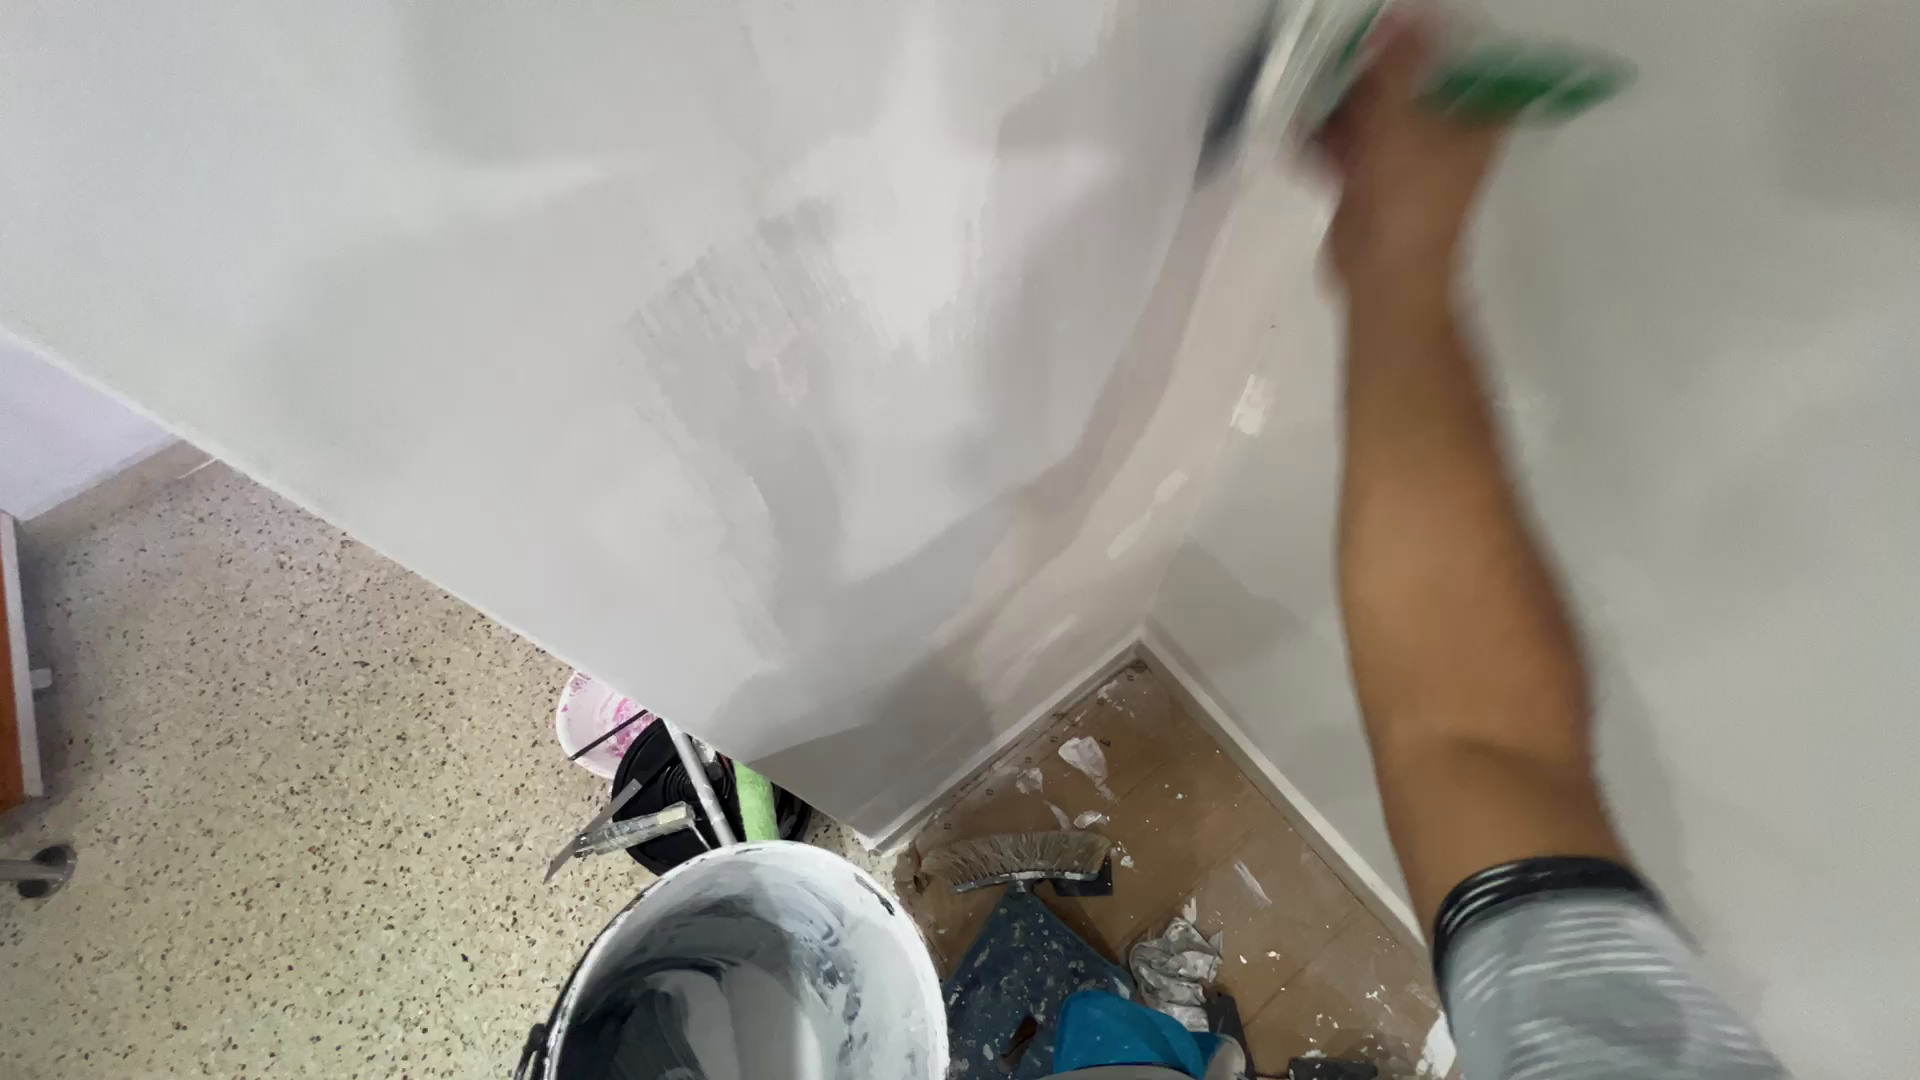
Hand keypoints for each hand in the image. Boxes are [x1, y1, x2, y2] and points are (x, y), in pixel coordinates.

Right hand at [1316, 16, 1506, 296]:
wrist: (1382, 273)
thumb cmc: (1409, 194)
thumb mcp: (1405, 117)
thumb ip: (1397, 64)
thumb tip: (1394, 17)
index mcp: (1473, 114)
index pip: (1453, 56)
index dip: (1418, 37)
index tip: (1378, 28)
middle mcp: (1440, 134)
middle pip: (1403, 86)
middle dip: (1366, 73)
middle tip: (1332, 55)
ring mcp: (1399, 163)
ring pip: (1367, 120)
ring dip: (1336, 107)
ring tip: (1306, 89)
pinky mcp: (1364, 188)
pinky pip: (1343, 153)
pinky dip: (1321, 143)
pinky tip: (1298, 130)